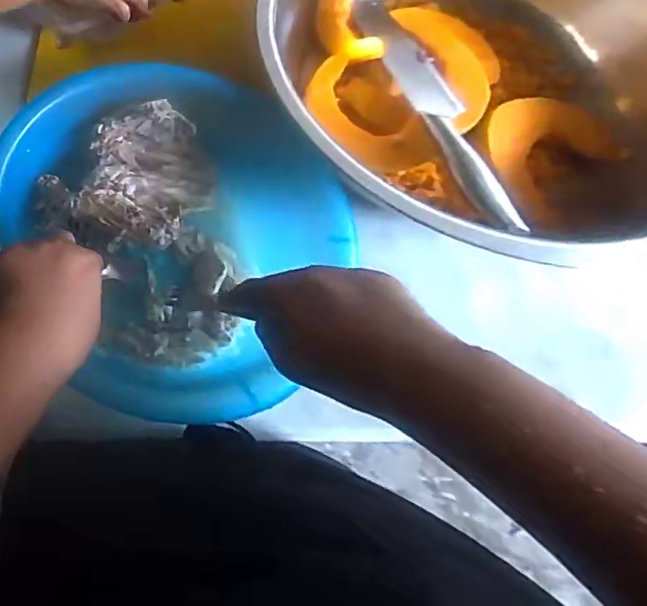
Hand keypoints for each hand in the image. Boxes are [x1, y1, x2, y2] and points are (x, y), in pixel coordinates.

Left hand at [0, 233, 104, 379]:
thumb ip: (83, 295)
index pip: (88, 260)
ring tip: (22, 294)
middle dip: (57, 262)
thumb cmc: (65, 341)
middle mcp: (59, 247)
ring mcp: (29, 249)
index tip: (74, 292)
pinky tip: (5, 295)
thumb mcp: (89, 317)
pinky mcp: (3, 255)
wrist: (24, 344)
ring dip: (31, 266)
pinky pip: (9, 260)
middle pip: (61, 247)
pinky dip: (7, 272)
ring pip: (32, 252)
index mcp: (85, 262)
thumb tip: (71, 294)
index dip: (81, 276)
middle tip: (48, 288)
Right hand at [219, 266, 466, 419]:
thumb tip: (268, 320)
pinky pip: (352, 288)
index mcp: (283, 293)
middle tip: (288, 322)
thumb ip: (270, 335)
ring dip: (318, 300)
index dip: (236, 300)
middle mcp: (310, 273)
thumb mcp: (291, 362)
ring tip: (330, 327)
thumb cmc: (346, 373)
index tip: (229, 306)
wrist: (417, 371)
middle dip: (283, 299)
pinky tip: (363, 325)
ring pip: (321, 283)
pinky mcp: (379, 278)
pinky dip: (350, 302)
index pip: (248, 291)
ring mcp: (346, 272)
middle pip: (286, 284)